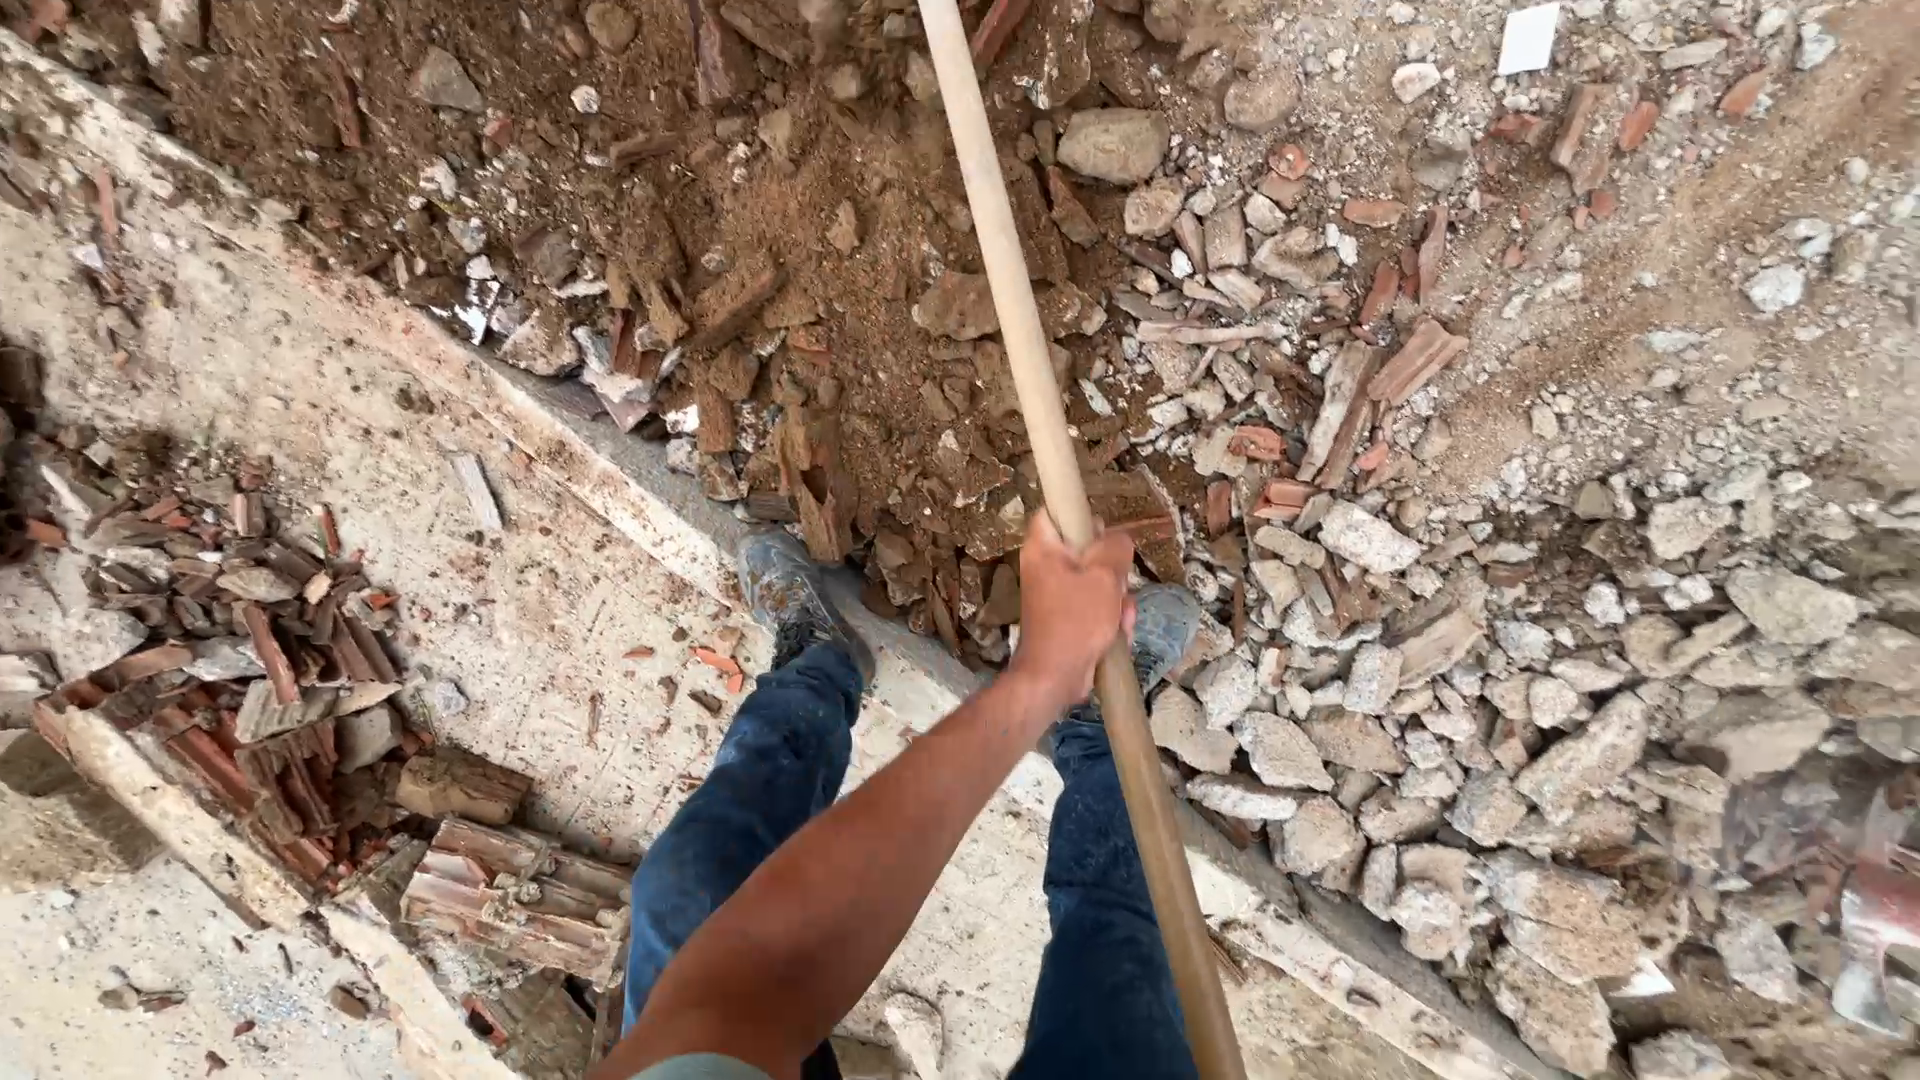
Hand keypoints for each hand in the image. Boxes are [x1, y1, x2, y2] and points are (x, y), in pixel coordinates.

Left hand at [1006, 511, 1135, 710]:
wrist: (1056, 676)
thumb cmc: (1075, 620)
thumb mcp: (1104, 577)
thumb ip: (1115, 548)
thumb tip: (1119, 538)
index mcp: (1042, 548)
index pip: (1053, 511)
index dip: (1078, 513)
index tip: (1102, 529)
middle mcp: (1044, 567)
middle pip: (1084, 548)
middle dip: (1111, 566)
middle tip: (1118, 581)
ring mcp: (1055, 594)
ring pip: (1096, 579)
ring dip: (1116, 596)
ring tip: (1120, 614)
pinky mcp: (1067, 616)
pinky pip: (1095, 605)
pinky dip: (1109, 616)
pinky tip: (1119, 631)